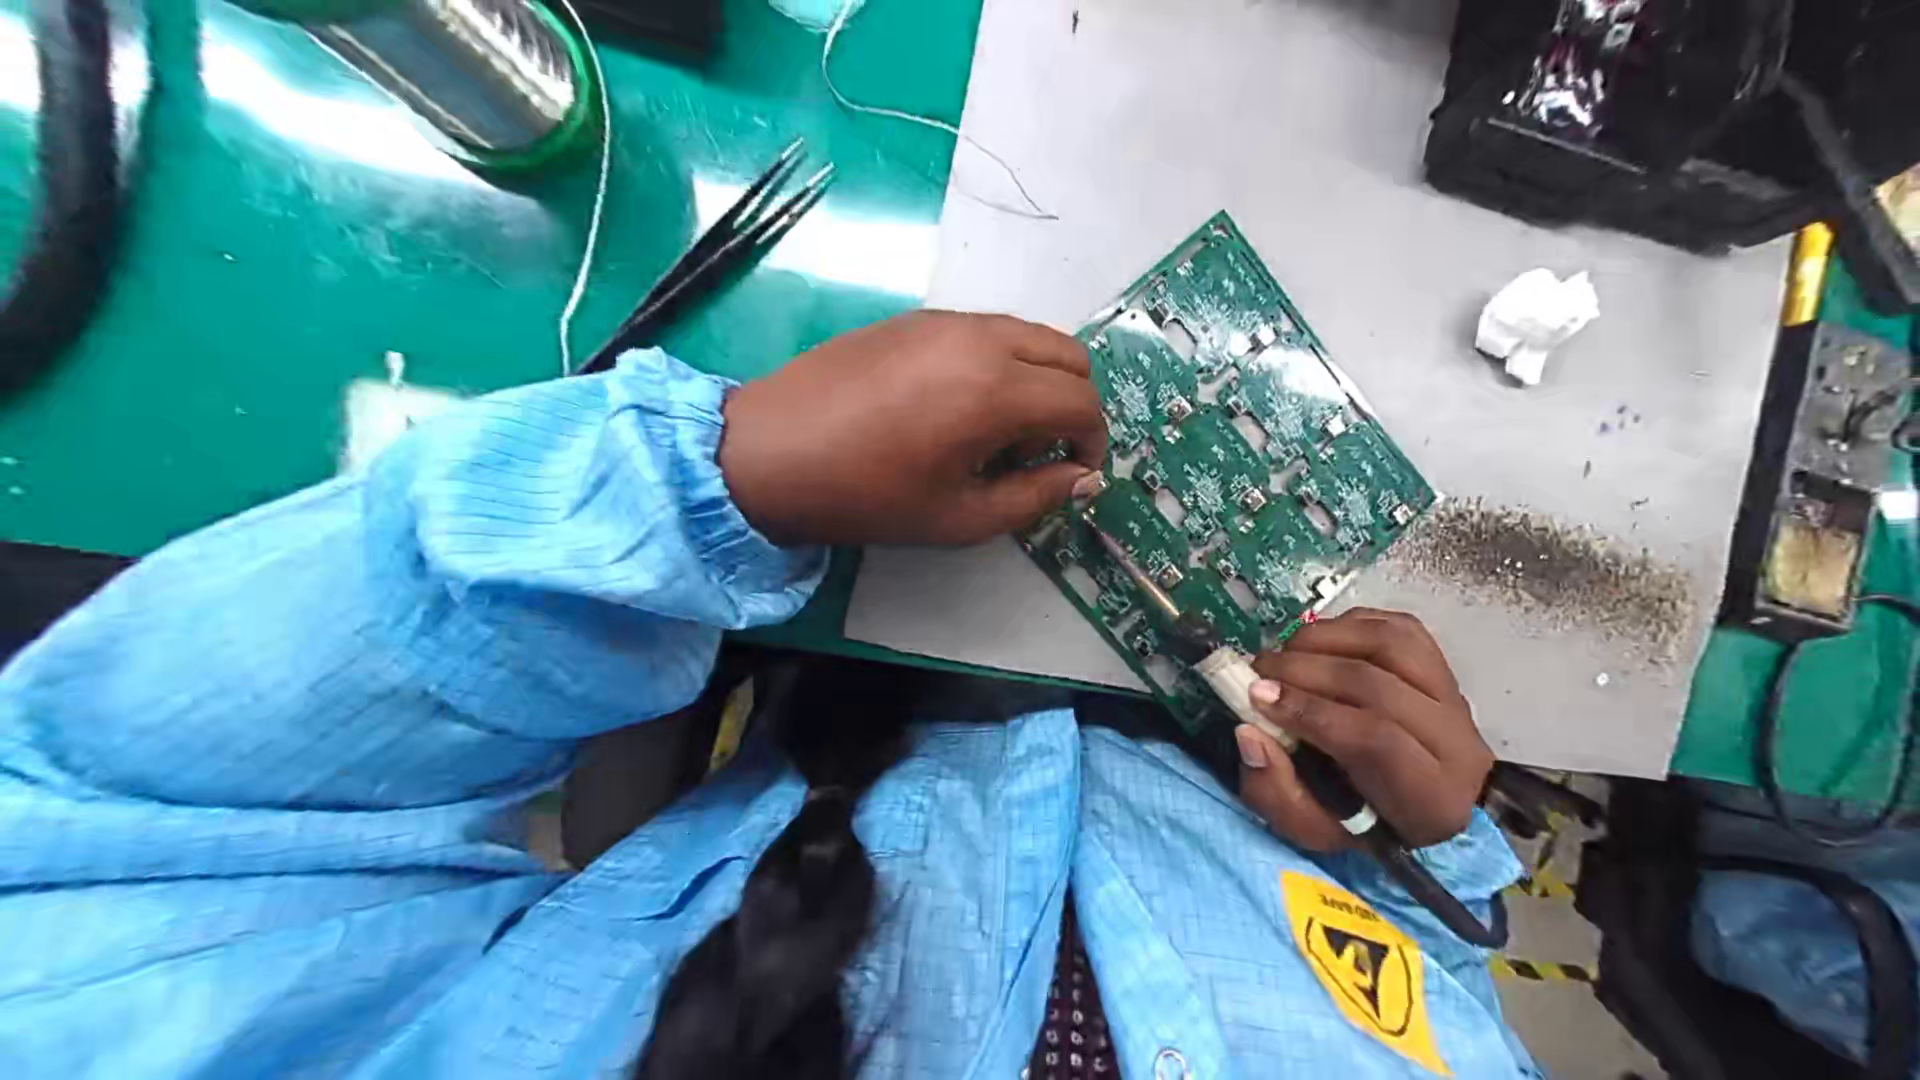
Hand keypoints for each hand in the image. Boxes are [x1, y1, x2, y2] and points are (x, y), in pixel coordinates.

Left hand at [718, 311, 1108, 545]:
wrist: (770, 452)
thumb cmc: (867, 496)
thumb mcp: (960, 518)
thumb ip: (1034, 497)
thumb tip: (1082, 479)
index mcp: (995, 391)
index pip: (1082, 403)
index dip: (1093, 442)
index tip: (1075, 473)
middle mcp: (980, 339)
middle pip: (1069, 356)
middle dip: (1075, 405)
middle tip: (1044, 451)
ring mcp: (945, 320)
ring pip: (1030, 335)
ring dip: (1040, 379)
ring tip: (1004, 430)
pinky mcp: (916, 317)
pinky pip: (987, 331)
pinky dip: (1003, 362)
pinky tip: (964, 404)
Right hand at [1234, 608, 1491, 849]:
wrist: (1416, 797)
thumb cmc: (1358, 818)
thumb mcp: (1310, 828)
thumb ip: (1274, 791)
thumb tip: (1248, 732)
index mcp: (1428, 797)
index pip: (1375, 739)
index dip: (1310, 711)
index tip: (1257, 696)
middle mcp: (1456, 742)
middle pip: (1374, 685)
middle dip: (1301, 672)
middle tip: (1256, 674)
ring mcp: (1452, 694)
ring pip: (1385, 643)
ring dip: (1318, 642)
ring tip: (1281, 657)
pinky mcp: (1440, 661)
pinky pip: (1392, 626)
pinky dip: (1342, 626)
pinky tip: (1314, 645)